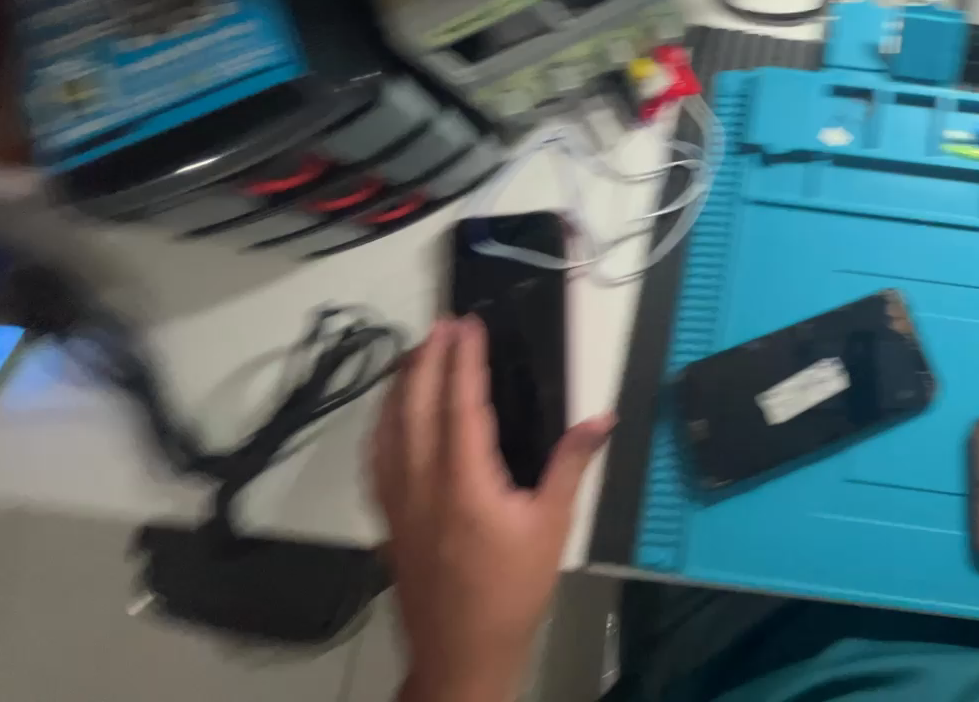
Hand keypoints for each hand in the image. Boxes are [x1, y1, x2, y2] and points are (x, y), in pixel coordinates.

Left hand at [369, 317, 613, 701]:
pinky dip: (382, 424)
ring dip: (399, 386)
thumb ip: (572, 465)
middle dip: (427, 360)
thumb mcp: (553, 525)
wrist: (460, 653)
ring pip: (386, 431)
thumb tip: (602, 418)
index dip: (463, 361)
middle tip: (441, 324)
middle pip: (414, 408)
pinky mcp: (387, 519)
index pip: (460, 406)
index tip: (468, 326)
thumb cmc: (513, 588)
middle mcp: (421, 485)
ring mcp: (396, 503)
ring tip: (415, 354)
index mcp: (464, 483)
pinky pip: (375, 459)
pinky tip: (390, 415)